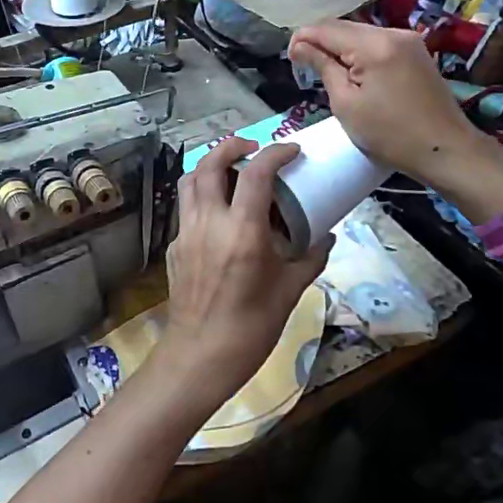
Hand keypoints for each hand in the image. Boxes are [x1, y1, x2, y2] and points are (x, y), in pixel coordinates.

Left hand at [155, 138, 331, 407]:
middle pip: (208, 165)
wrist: (201, 355)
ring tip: (231, 169)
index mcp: (242, 230)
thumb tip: (327, 236)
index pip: (256, 173)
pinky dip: (201, 196)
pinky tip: (219, 213)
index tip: (291, 150)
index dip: (275, 153)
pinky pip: (186, 209)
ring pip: (189, 182)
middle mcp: (209, 223)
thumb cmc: (252, 326)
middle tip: (252, 148)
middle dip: (230, 146)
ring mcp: (186, 234)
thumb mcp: (290, 290)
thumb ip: (311, 257)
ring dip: (209, 166)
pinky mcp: (175, 248)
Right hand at [289, 20, 502, 221]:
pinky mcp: (417, 52)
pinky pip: (378, 43)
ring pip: (361, 34)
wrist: (445, 149)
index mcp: (374, 45)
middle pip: (345, 27)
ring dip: (339, 47)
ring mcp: (409, 40)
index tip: (289, 59)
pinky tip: (352, 72)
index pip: (326, 28)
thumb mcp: (346, 104)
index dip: (302, 38)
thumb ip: (323, 67)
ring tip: (325, 71)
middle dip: (320, 41)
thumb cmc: (389, 134)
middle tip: (303, 66)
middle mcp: (393, 32)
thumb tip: (300, 46)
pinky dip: (359, 53)